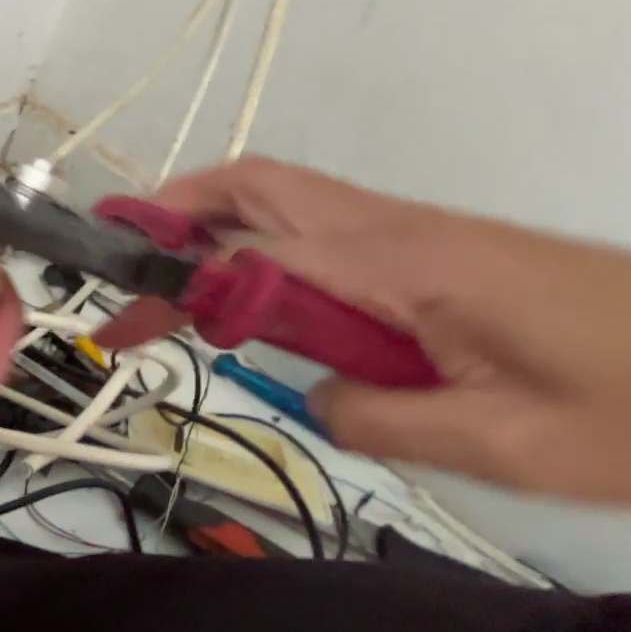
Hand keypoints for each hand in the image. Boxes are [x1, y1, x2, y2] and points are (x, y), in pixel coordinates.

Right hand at [152, 157, 630, 504]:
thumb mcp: (507, 445)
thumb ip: (374, 418)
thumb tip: (312, 394)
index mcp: (403, 264)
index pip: (250, 256)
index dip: (175, 285)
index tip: (124, 323)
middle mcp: (398, 230)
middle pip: (255, 186)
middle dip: (173, 212)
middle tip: (123, 259)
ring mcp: (419, 235)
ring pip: (285, 200)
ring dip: (211, 227)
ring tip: (166, 279)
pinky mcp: (438, 253)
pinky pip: (322, 233)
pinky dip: (261, 249)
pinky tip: (258, 304)